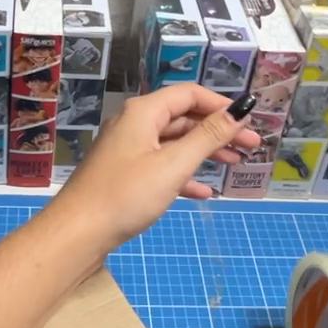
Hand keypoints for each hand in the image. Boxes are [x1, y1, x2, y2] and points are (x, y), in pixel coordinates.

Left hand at [48, 84, 259, 246]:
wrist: (77, 233)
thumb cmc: (126, 195)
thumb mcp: (173, 165)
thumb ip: (208, 137)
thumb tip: (240, 110)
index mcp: (143, 112)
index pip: (189, 94)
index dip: (221, 104)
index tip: (249, 121)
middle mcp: (134, 123)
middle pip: (183, 117)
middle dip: (217, 130)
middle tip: (250, 147)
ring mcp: (127, 149)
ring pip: (173, 142)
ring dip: (203, 152)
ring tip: (233, 165)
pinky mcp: (124, 174)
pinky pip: (160, 165)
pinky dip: (183, 174)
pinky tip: (202, 193)